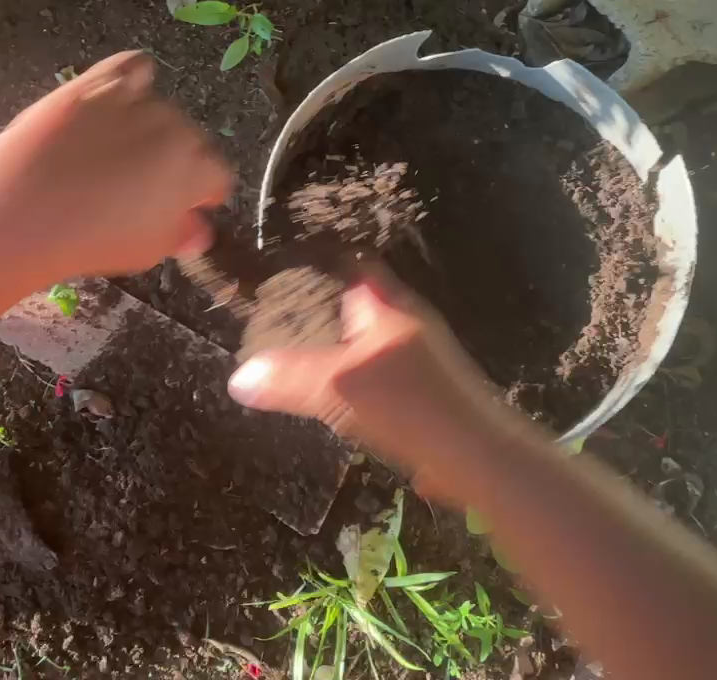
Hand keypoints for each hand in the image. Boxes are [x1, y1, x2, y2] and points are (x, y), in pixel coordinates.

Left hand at [0, 51, 232, 280]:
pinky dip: (132, 81)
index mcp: (197, 171)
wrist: (25, 205)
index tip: (187, 204)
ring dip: (150, 127)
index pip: (218, 176)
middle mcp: (178, 130)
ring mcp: (141, 102)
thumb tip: (198, 228)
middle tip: (144, 184)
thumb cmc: (92, 239)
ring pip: (161, 109)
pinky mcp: (103, 82)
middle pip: (191, 141)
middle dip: (176, 160)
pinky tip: (119, 96)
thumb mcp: (147, 250)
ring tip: (116, 150)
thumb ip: (182, 234)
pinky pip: (134, 68)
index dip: (203, 192)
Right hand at [226, 267, 514, 500]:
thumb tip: (239, 377)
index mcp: (388, 303)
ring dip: (336, 341)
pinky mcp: (421, 389)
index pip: (352, 262)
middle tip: (277, 311)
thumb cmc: (411, 403)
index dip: (319, 258)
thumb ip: (289, 379)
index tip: (281, 265)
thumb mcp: (338, 387)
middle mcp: (405, 319)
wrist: (478, 456)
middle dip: (321, 304)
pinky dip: (351, 372)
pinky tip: (329, 389)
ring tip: (294, 347)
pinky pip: (375, 368)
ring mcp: (416, 354)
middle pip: (356, 299)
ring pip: (366, 335)